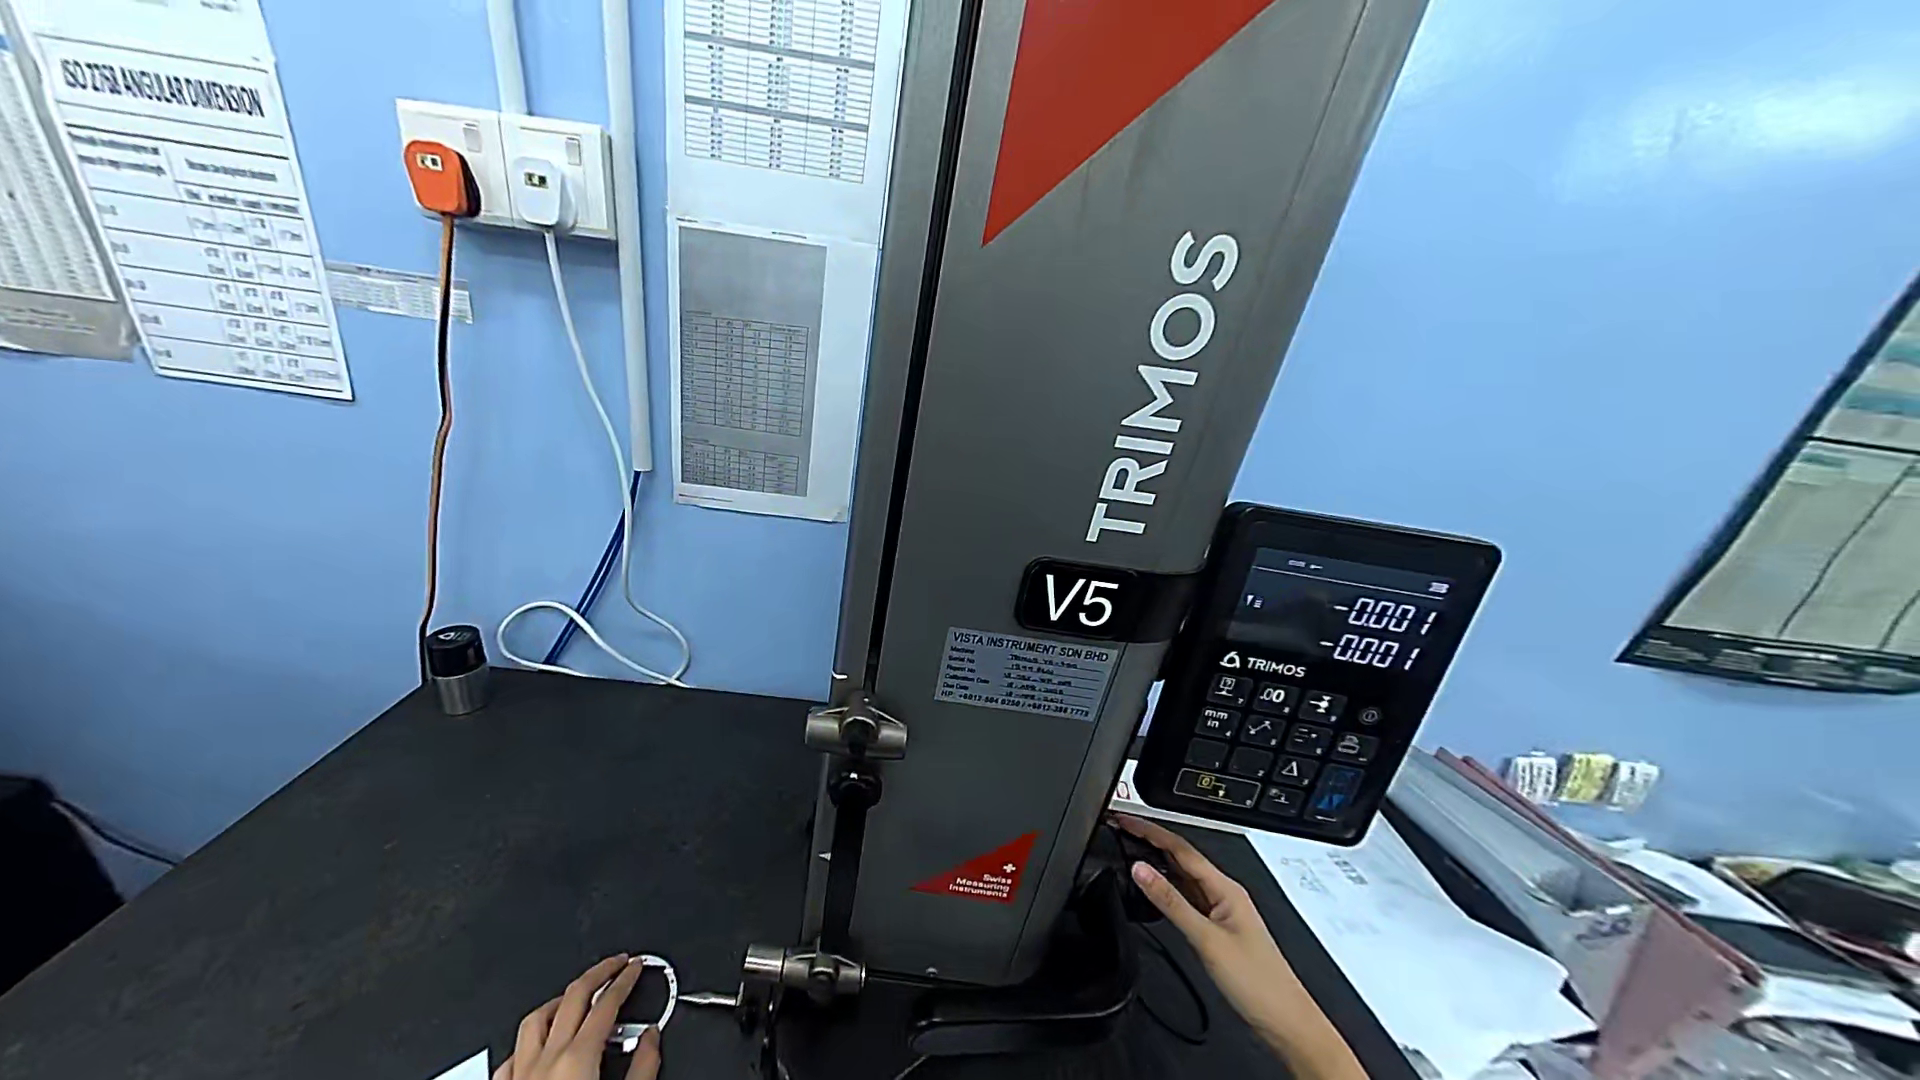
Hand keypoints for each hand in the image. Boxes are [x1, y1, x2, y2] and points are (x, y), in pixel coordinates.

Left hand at [493, 954, 661, 1079]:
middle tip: (616, 962)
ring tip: (577, 994)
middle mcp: (546, 1061)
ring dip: (560, 1000)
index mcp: (578, 1058)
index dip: (626, 978)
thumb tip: (652, 1037)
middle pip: (574, 996)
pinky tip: (539, 1042)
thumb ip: (643, 1067)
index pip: (608, 1002)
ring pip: (535, 1020)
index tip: (635, 966)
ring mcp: (520, 1076)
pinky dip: (529, 1041)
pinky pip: (511, 1056)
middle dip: (599, 971)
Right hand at [1114, 814, 1362, 1079]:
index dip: (1150, 831)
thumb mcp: (1207, 939)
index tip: (1126, 821)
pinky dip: (1165, 887)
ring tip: (1129, 851)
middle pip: (1181, 857)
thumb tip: (1141, 870)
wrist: (1287, 1023)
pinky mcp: (1217, 928)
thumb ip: (1170, 903)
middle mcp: (1224, 893)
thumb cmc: (1259, 983)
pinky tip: (1153, 890)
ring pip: (1183, 876)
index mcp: (1225, 887)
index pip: (1180, 848)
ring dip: (1156, 861)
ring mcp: (1220, 911)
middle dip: (1150, 840)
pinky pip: (1186, 897)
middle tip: (1121, 830)